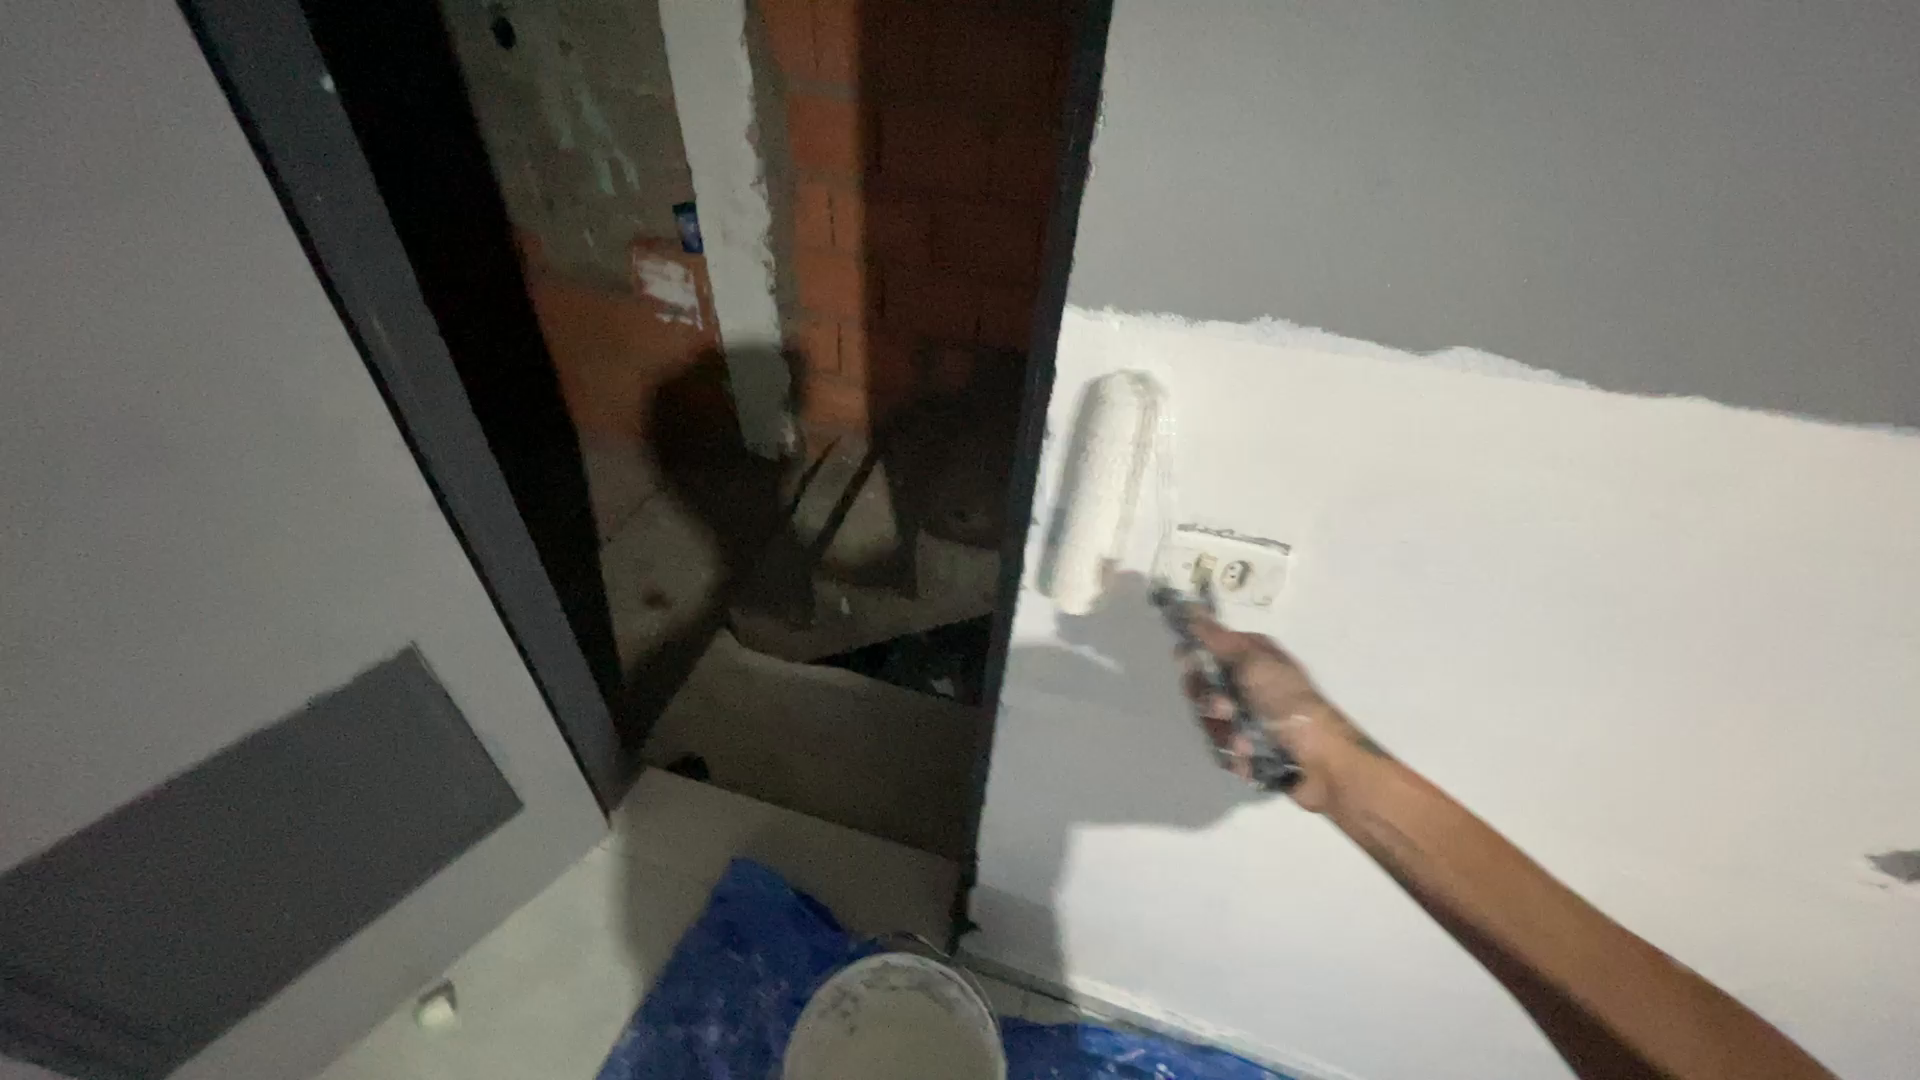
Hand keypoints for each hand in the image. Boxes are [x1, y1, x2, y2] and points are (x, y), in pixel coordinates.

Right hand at [1182, 618, 1381, 811]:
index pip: (1205, 652)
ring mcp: (1247, 716)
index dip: (1194, 662)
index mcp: (1250, 657)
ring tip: (1246, 745)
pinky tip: (1250, 758)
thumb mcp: (1254, 662)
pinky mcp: (1248, 746)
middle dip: (1210, 704)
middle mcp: (1247, 683)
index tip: (1192, 669)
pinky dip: (1235, 756)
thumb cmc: (1289, 702)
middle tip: (1226, 711)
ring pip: (1210, 722)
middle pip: (1202, 689)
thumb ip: (1218, 639)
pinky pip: (1222, 749)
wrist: (1323, 758)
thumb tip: (1192, 611)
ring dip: (1225, 734)